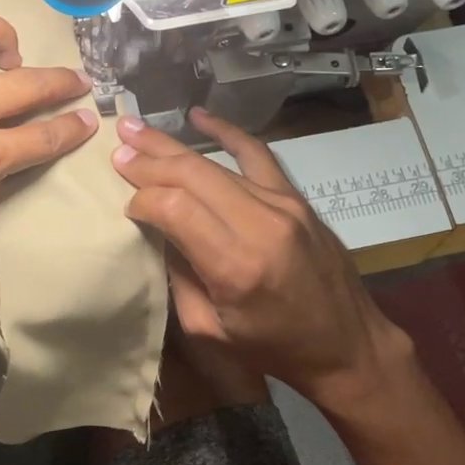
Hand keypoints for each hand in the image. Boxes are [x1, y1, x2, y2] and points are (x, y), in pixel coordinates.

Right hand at [110, 108, 406, 402]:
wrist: (348, 345)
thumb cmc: (274, 348)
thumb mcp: (209, 329)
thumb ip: (177, 276)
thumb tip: (155, 231)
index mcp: (236, 265)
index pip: (174, 208)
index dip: (141, 200)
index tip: (125, 206)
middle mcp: (261, 225)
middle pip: (192, 175)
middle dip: (148, 161)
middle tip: (116, 150)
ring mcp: (283, 205)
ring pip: (216, 164)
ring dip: (171, 146)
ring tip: (135, 129)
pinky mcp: (296, 197)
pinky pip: (257, 153)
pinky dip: (226, 132)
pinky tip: (199, 116)